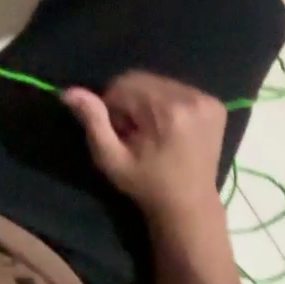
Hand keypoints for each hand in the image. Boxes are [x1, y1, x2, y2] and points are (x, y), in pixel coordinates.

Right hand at [64, 72, 226, 223]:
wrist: (188, 203)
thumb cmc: (145, 183)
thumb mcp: (110, 158)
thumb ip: (93, 122)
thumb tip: (69, 92)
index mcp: (168, 111)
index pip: (123, 84)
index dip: (111, 106)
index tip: (117, 132)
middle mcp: (191, 98)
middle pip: (141, 79)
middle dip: (128, 101)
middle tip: (131, 132)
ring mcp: (207, 100)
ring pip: (158, 82)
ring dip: (145, 100)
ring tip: (149, 131)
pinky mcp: (215, 104)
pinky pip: (176, 89)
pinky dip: (164, 102)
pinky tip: (166, 127)